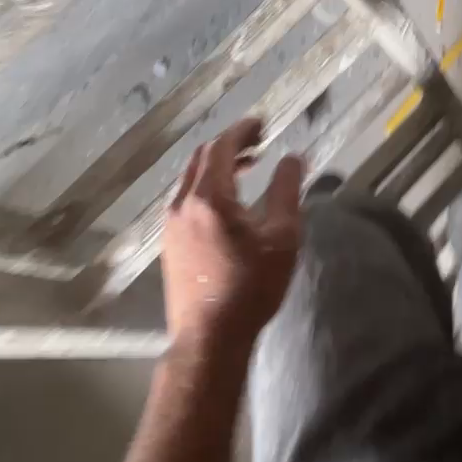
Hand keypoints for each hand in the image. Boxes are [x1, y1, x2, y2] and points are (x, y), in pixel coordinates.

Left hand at [160, 119, 304, 356]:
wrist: (210, 339)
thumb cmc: (252, 286)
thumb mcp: (283, 236)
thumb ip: (287, 190)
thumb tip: (293, 157)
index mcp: (210, 197)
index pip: (222, 147)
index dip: (242, 131)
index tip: (261, 123)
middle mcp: (182, 205)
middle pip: (201, 159)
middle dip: (230, 145)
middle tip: (257, 144)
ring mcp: (170, 226)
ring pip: (190, 180)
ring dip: (217, 167)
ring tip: (246, 170)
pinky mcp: (169, 245)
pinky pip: (186, 200)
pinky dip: (207, 187)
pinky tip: (227, 204)